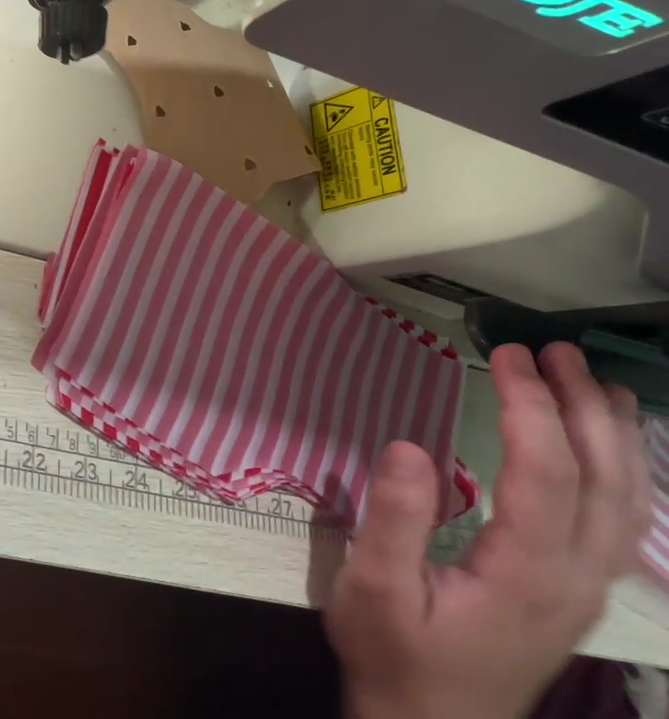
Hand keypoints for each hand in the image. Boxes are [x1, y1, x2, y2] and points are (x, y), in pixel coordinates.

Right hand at [326, 343, 650, 718]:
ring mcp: (584, 585)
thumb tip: (408, 446)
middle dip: (580, 408)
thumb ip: (394, 519)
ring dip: (613, 435)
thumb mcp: (374, 586)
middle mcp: (573, 574)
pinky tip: (608, 451)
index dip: (529, 408)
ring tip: (593, 381)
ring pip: (626, 501)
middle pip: (602, 479)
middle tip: (551, 351)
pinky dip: (622, 473)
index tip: (504, 357)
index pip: (543, 472)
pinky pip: (620, 521)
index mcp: (523, 569)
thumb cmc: (393, 650)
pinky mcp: (575, 590)